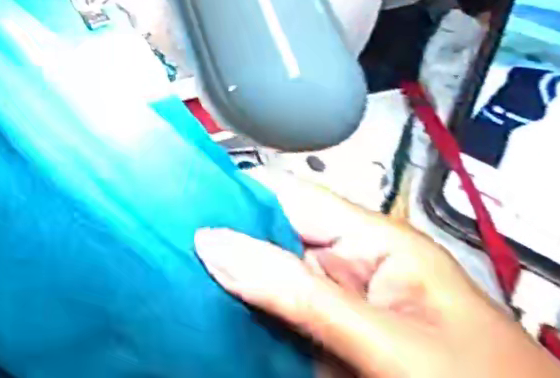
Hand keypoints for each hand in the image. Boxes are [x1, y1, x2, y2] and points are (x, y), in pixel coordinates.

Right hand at [196, 170, 559, 377]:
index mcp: (379, 247)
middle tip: (165, 254)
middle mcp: (359, 275)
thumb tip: (210, 242)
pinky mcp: (346, 363)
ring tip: (176, 287)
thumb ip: (299, 292)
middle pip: (271, 246)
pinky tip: (214, 332)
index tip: (172, 206)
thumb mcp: (393, 347)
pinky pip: (285, 334)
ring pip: (272, 293)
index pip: (285, 199)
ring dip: (232, 295)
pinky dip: (253, 334)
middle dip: (223, 252)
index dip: (228, 197)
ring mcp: (353, 323)